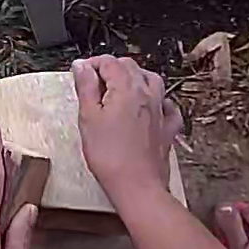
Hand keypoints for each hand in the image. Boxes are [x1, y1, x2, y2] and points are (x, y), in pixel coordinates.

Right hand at [73, 55, 182, 207]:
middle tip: (93, 81)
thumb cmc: (110, 156)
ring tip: (119, 88)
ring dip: (135, 78)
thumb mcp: (88, 118)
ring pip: (152, 80)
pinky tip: (152, 106)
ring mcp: (160, 110)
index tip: (80, 72)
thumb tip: (81, 66)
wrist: (138, 187)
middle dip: (111, 67)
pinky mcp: (167, 128)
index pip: (109, 62)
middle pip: (130, 66)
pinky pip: (168, 106)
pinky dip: (158, 100)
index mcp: (127, 88)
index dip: (92, 63)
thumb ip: (85, 87)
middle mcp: (147, 93)